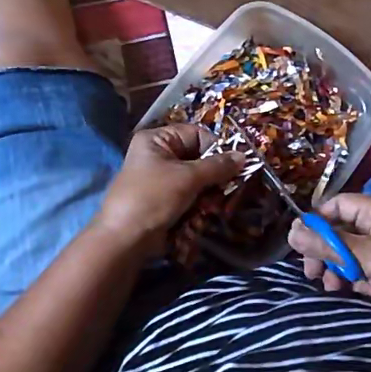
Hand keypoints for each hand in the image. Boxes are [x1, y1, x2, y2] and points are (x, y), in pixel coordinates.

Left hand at [93, 125, 242, 252]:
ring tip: (225, 198)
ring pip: (197, 177)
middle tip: (235, 183)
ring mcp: (161, 178)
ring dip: (211, 188)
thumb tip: (244, 156)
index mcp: (156, 139)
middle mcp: (158, 154)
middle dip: (216, 171)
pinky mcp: (165, 199)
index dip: (216, 146)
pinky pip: (190, 193)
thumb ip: (217, 166)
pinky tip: (213, 208)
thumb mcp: (187, 178)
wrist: (126, 238)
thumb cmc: (153, 198)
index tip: (237, 163)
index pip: (195, 133)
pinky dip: (202, 200)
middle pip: (197, 156)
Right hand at [289, 194, 370, 332]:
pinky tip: (346, 290)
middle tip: (309, 269)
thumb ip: (328, 243)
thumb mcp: (366, 256)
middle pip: (341, 229)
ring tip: (328, 284)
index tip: (299, 241)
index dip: (318, 220)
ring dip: (333, 266)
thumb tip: (291, 232)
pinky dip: (348, 277)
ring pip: (347, 251)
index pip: (340, 204)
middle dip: (324, 249)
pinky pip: (357, 268)